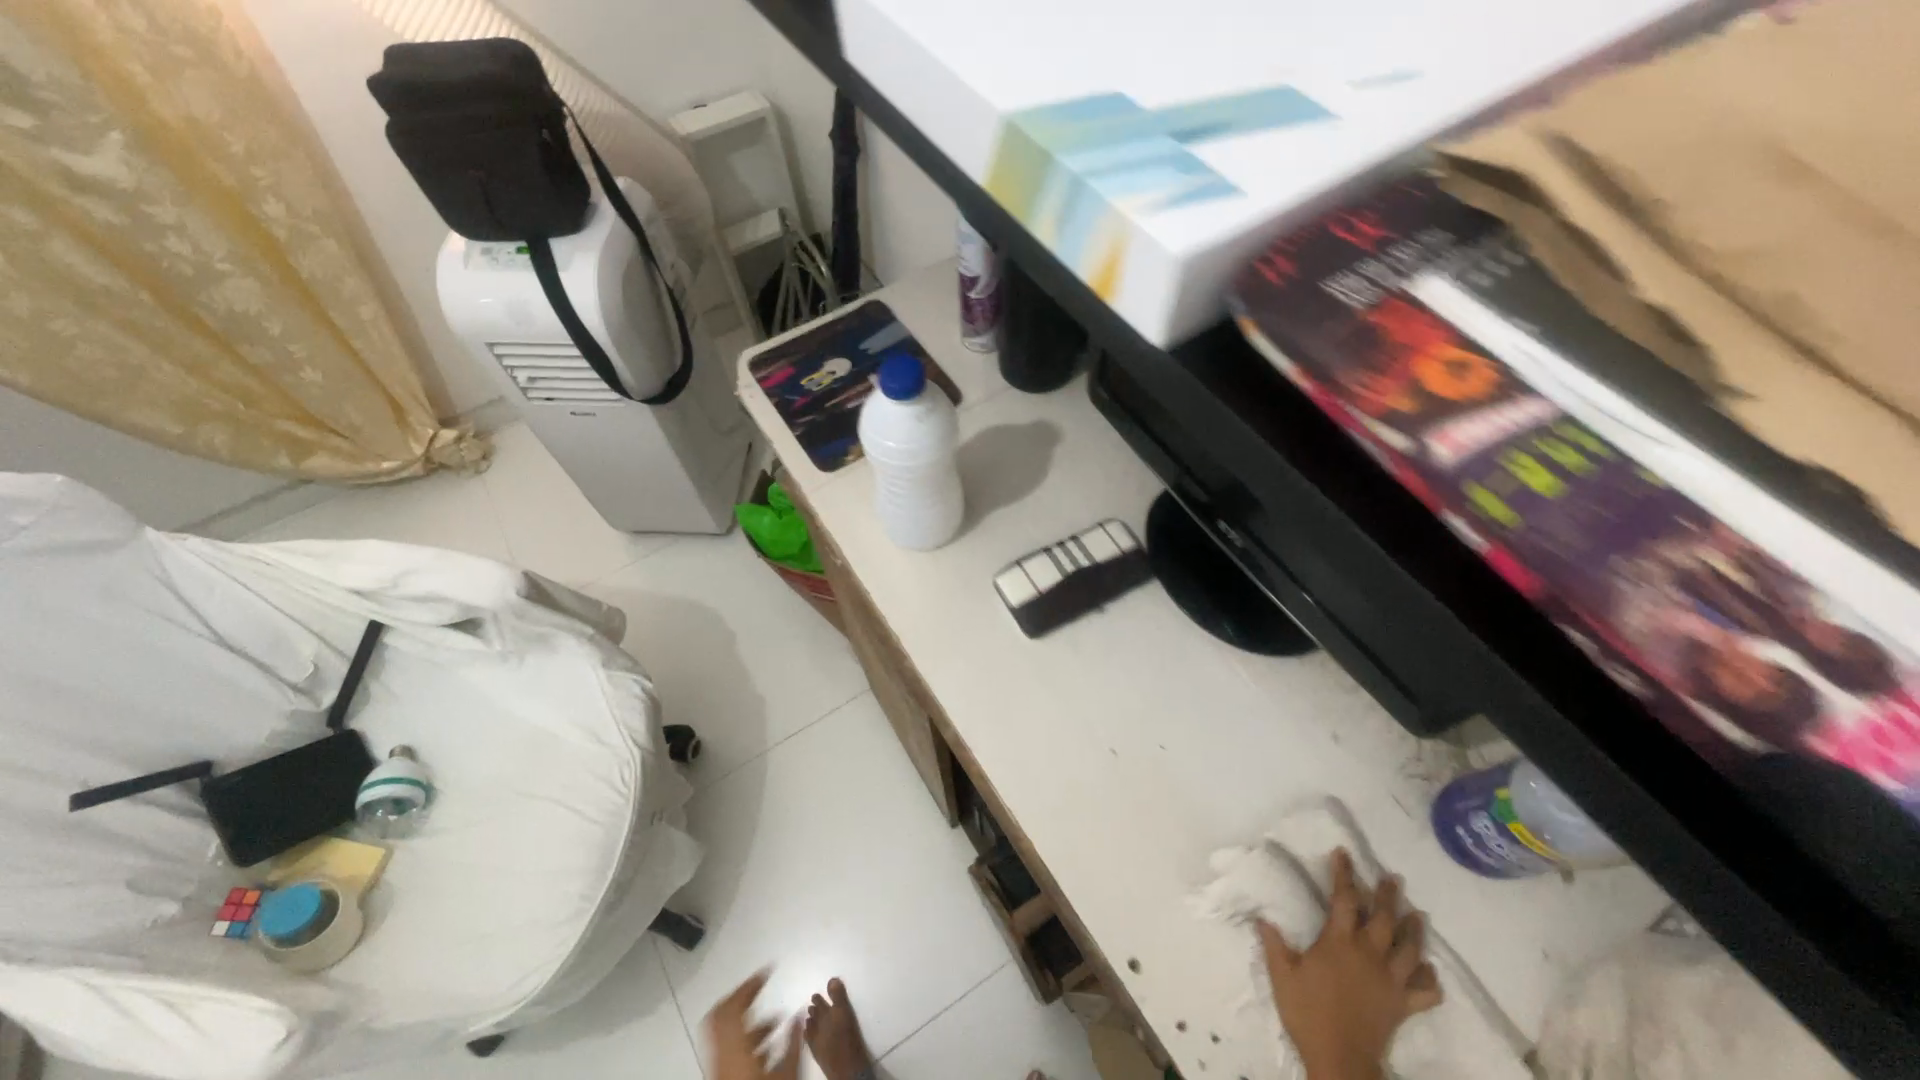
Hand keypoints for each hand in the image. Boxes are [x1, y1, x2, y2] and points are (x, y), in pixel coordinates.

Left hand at [707, 970, 803, 1079]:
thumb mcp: (787, 1072)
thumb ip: (793, 1041)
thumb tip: (799, 1013)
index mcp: (734, 1047)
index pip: (733, 1005)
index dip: (749, 984)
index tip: (765, 970)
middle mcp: (720, 1052)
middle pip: (720, 1013)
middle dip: (741, 996)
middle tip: (759, 984)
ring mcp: (717, 1064)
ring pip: (724, 1031)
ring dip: (747, 1019)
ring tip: (773, 1019)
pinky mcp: (720, 1072)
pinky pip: (726, 1046)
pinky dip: (743, 1037)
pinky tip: (765, 1043)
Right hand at [1258, 849, 1442, 1079]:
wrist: (1340, 1057)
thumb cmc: (1307, 1012)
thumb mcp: (1282, 976)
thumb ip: (1274, 945)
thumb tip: (1262, 917)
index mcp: (1339, 942)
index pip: (1344, 899)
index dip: (1344, 874)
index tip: (1343, 854)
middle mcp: (1369, 954)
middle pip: (1384, 918)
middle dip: (1388, 895)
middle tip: (1394, 878)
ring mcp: (1391, 979)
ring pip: (1410, 948)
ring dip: (1415, 930)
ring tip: (1419, 915)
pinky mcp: (1403, 1004)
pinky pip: (1425, 990)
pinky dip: (1430, 979)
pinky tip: (1430, 971)